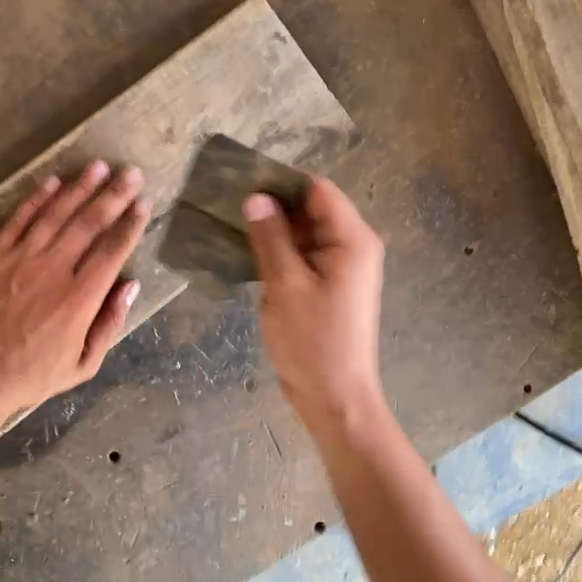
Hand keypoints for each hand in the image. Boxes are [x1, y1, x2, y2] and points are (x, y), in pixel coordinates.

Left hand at [0, 160, 150, 420]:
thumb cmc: (29, 376)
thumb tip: (130, 286)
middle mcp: (53, 271)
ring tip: (99, 167)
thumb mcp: (82, 366)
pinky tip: (54, 181)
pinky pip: (18, 220)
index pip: (112, 251)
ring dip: (80, 188)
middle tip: (132, 174)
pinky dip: (37, 198)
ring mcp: (20, 259)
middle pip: (89, 224)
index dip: (131, 224)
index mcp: (79, 299)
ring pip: (56, 214)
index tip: (143, 204)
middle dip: (114, 196)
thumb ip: (109, 324)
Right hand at [243, 176, 387, 435]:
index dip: (282, 182)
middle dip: (274, 205)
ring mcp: (342, 269)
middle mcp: (353, 247)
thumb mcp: (285, 284)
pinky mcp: (328, 287)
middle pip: (312, 209)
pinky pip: (303, 256)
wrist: (335, 399)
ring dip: (273, 229)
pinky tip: (246, 253)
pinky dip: (279, 252)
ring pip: (304, 233)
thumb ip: (270, 237)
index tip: (243, 181)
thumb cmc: (313, 341)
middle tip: (229, 202)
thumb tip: (256, 198)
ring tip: (230, 223)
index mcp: (352, 240)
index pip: (318, 190)